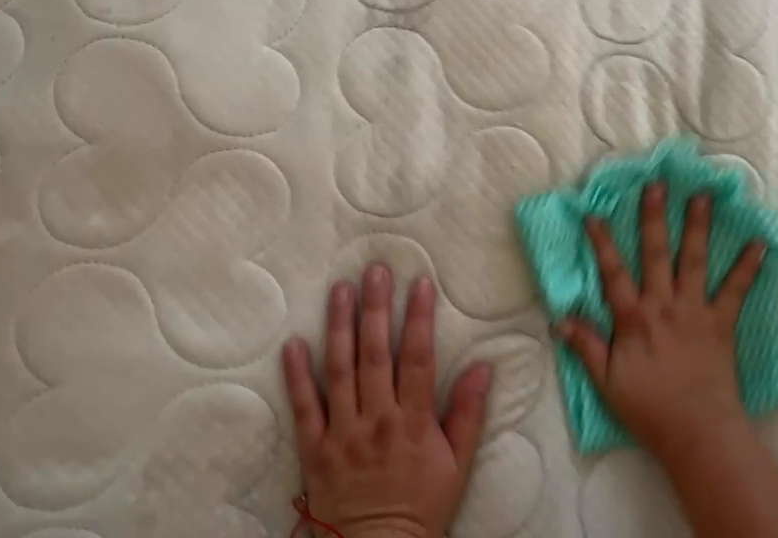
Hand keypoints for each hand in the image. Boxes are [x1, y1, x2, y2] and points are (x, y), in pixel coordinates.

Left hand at [283, 263, 494, 537]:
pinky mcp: (315, 450)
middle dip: (377, 308)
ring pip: (340, 371)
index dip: (419, 318)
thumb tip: (484, 366)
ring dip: (340, 327)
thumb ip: (469, 413)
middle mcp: (377, 420)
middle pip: (376, 354)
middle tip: (375, 270)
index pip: (418, 358)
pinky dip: (296, 376)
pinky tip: (293, 344)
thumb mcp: (458, 464)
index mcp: (414, 421)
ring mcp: (343, 433)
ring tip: (340, 290)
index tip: (419, 283)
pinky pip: (304, 407)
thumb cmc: (422, 507)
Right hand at [554, 181, 765, 461]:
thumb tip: (560, 318)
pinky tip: (759, 243)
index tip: (595, 214)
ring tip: (703, 196)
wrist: (697, 433)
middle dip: (654, 217)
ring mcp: (695, 311)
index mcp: (633, 319)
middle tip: (658, 184)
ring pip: (694, 261)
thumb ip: (586, 346)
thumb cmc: (649, 410)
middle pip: (655, 254)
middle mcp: (663, 305)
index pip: (613, 273)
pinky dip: (747, 267)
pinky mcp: (722, 323)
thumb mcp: (607, 382)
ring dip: (698, 227)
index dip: (602, 243)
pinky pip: (736, 290)